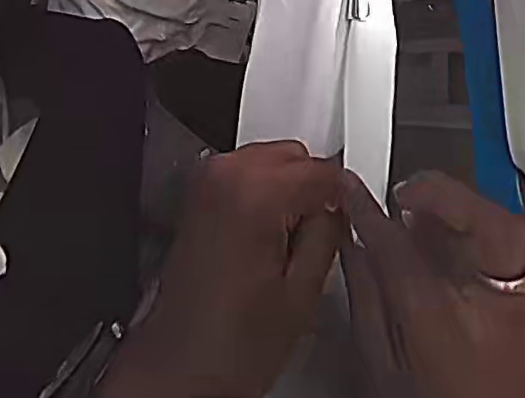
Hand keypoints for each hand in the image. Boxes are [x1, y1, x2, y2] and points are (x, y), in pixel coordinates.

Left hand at [99, 141, 347, 397]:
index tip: (347, 216)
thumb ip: (329, 232)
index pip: (321, 171)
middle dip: (312, 190)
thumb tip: (339, 205)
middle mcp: (227, 175)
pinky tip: (266, 234)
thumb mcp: (301, 293)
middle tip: (319, 233)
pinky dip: (264, 191)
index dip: (342, 197)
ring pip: (272, 159)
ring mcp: (208, 180)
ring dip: (289, 189)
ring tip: (288, 242)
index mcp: (255, 193)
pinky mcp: (200, 191)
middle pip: (295, 156)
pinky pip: (248, 171)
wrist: (177, 368)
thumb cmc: (225, 348)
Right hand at [340, 171, 524, 397]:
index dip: (368, 210)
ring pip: (506, 229)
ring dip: (464, 207)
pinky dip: (485, 230)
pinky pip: (518, 251)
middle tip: (406, 192)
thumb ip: (365, 297)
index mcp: (442, 328)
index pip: (399, 246)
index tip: (354, 191)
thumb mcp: (381, 366)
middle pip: (478, 223)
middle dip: (438, 192)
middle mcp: (494, 316)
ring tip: (428, 210)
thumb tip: (354, 244)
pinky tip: (457, 237)